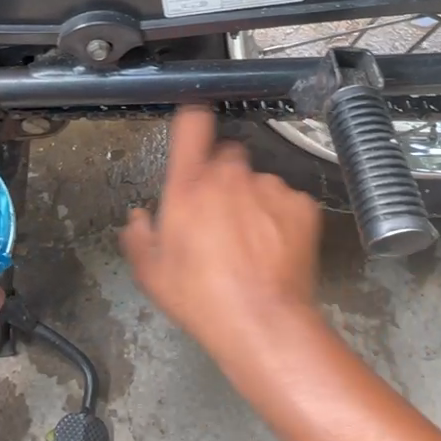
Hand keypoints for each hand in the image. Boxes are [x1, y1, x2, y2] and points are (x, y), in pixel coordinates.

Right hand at [120, 107, 324, 359]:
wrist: (262, 322)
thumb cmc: (201, 298)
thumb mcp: (152, 273)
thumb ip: (139, 236)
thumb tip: (138, 218)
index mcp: (189, 185)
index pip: (192, 125)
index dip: (193, 119)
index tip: (195, 122)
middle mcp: (230, 176)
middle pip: (227, 155)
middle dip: (224, 176)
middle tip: (221, 213)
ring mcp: (269, 187)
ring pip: (259, 181)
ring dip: (254, 201)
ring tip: (252, 241)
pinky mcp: (302, 205)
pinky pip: (289, 202)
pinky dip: (282, 218)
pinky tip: (275, 248)